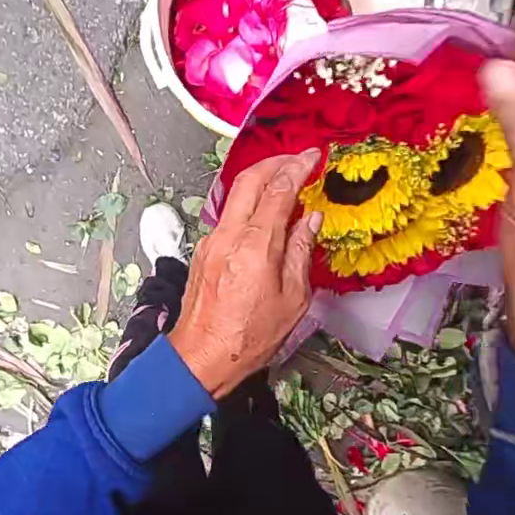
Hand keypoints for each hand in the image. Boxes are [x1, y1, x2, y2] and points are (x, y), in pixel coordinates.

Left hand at [170, 150, 323, 396]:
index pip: (279, 191)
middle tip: (298, 159)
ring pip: (236, 194)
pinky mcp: (204, 250)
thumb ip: (302, 253)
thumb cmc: (249, 337)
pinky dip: (250, 204)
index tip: (312, 156)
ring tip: (285, 183)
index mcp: (255, 246)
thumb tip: (311, 220)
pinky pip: (229, 215)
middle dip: (275, 162)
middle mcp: (228, 235)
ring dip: (261, 181)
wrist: (201, 357)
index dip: (298, 168)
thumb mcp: (293, 299)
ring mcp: (211, 241)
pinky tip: (266, 214)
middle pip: (250, 179)